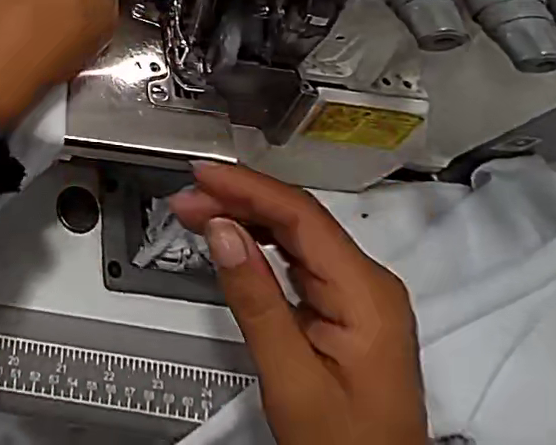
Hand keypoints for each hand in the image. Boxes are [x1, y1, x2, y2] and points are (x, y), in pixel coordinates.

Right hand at [171, 162, 425, 444]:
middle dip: (238, 199)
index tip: (204, 175)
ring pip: (293, 231)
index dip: (248, 187)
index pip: (300, 216)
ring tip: (198, 211)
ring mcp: (356, 291)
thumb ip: (255, 300)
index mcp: (366, 293)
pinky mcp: (342, 302)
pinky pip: (295, 253)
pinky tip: (232, 235)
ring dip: (244, 215)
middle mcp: (367, 282)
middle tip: (188, 199)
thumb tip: (223, 231)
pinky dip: (258, 239)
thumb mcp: (292, 380)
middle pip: (296, 217)